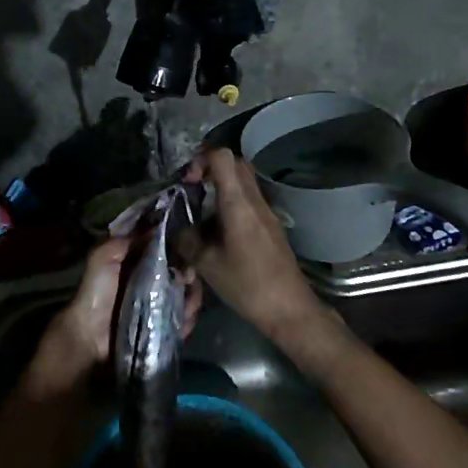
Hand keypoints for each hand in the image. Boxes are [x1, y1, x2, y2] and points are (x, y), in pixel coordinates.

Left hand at [23, 235, 201, 397]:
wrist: (90, 342)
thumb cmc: (95, 296)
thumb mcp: (101, 259)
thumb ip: (122, 243)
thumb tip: (152, 230)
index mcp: (132, 268)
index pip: (160, 253)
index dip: (173, 247)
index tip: (183, 242)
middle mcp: (147, 288)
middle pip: (177, 275)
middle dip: (186, 270)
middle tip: (188, 271)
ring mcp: (157, 312)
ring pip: (184, 298)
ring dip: (191, 293)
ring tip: (190, 290)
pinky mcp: (164, 334)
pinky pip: (183, 323)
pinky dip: (189, 317)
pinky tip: (189, 311)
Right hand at [185, 149, 325, 339]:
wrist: (291, 310)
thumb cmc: (248, 285)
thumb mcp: (207, 264)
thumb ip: (187, 240)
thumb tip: (176, 228)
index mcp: (238, 203)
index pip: (222, 157)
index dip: (200, 160)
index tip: (187, 182)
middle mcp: (254, 200)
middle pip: (235, 163)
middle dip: (210, 168)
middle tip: (192, 188)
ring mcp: (266, 212)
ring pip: (243, 181)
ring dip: (220, 185)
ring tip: (202, 209)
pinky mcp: (270, 226)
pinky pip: (248, 199)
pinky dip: (230, 202)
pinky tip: (218, 229)